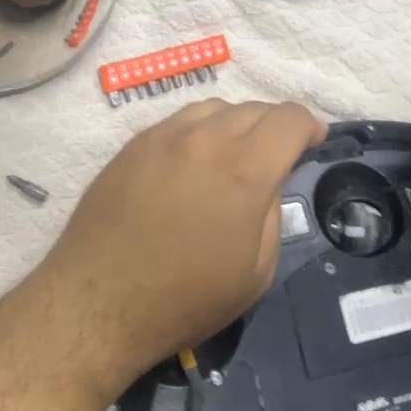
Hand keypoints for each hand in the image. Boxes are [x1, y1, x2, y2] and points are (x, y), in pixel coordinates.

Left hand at [39, 100, 326, 378]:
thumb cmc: (184, 299)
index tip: (312, 143)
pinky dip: (198, 131)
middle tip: (276, 156)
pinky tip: (193, 162)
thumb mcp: (255, 272)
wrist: (98, 302)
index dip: (310, 127)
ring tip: (233, 155)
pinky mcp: (133, 144)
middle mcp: (204, 139)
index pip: (289, 119)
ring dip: (235, 124)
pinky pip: (178, 122)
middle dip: (275, 126)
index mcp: (243, 170)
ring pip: (214, 108)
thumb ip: (272, 214)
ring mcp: (163, 136)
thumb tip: (266, 184)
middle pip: (254, 108)